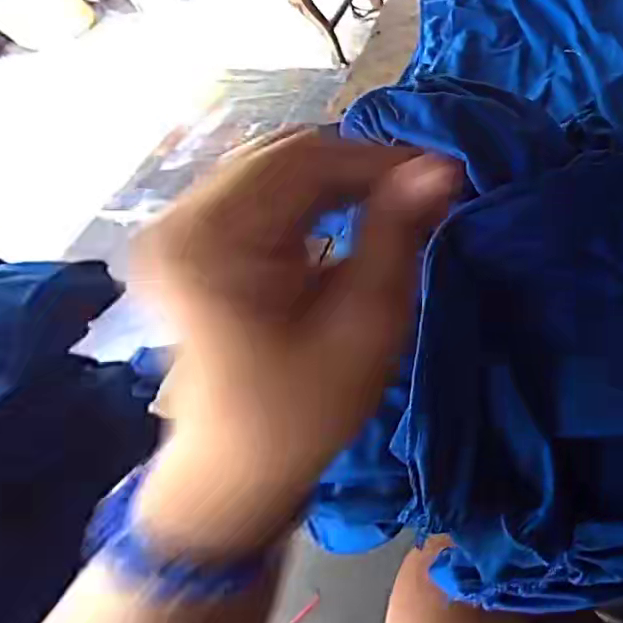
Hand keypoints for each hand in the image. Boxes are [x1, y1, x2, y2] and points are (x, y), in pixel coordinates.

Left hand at [129, 128, 458, 558]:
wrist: (233, 471)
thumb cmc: (305, 408)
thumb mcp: (368, 322)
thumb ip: (398, 234)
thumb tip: (441, 169)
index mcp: (213, 240)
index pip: (307, 160)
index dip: (383, 159)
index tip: (444, 176)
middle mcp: (181, 218)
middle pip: (287, 152)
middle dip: (364, 163)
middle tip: (422, 190)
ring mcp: (179, 225)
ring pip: (276, 161)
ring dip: (343, 173)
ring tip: (396, 199)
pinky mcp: (192, 236)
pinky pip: (263, 185)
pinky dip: (316, 189)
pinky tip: (351, 210)